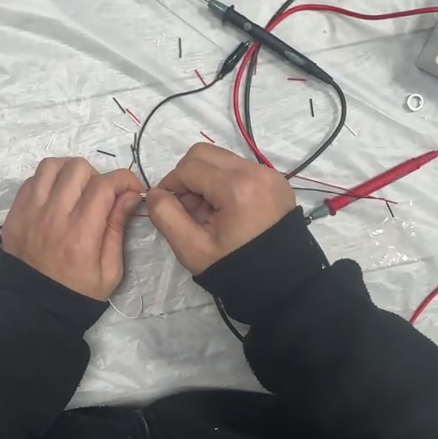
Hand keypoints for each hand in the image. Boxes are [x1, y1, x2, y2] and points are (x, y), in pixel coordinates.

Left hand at [2, 159, 144, 299]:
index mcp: (81, 234)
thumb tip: (130, 195)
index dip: (125, 179)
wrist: (34, 311)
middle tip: (101, 195)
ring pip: (51, 166)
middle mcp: (53, 217)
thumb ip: (118, 228)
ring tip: (77, 190)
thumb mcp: (110, 271)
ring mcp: (29, 213)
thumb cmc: (77, 293)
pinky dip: (48, 182)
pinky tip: (56, 198)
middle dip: (98, 176)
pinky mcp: (14, 215)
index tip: (132, 189)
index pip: (105, 185)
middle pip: (77, 168)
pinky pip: (31, 181)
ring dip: (70, 172)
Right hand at [146, 143, 295, 274]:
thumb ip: (166, 216)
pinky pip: (240, 169)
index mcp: (237, 187)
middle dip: (187, 176)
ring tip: (206, 212)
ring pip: (222, 158)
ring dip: (205, 178)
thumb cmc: (235, 269)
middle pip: (204, 153)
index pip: (188, 168)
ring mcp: (269, 174)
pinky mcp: (276, 182)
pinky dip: (224, 182)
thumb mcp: (193, 249)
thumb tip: (154, 193)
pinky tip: (224, 211)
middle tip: (186, 207)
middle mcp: (255, 171)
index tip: (165, 205)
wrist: (283, 284)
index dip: (170, 184)